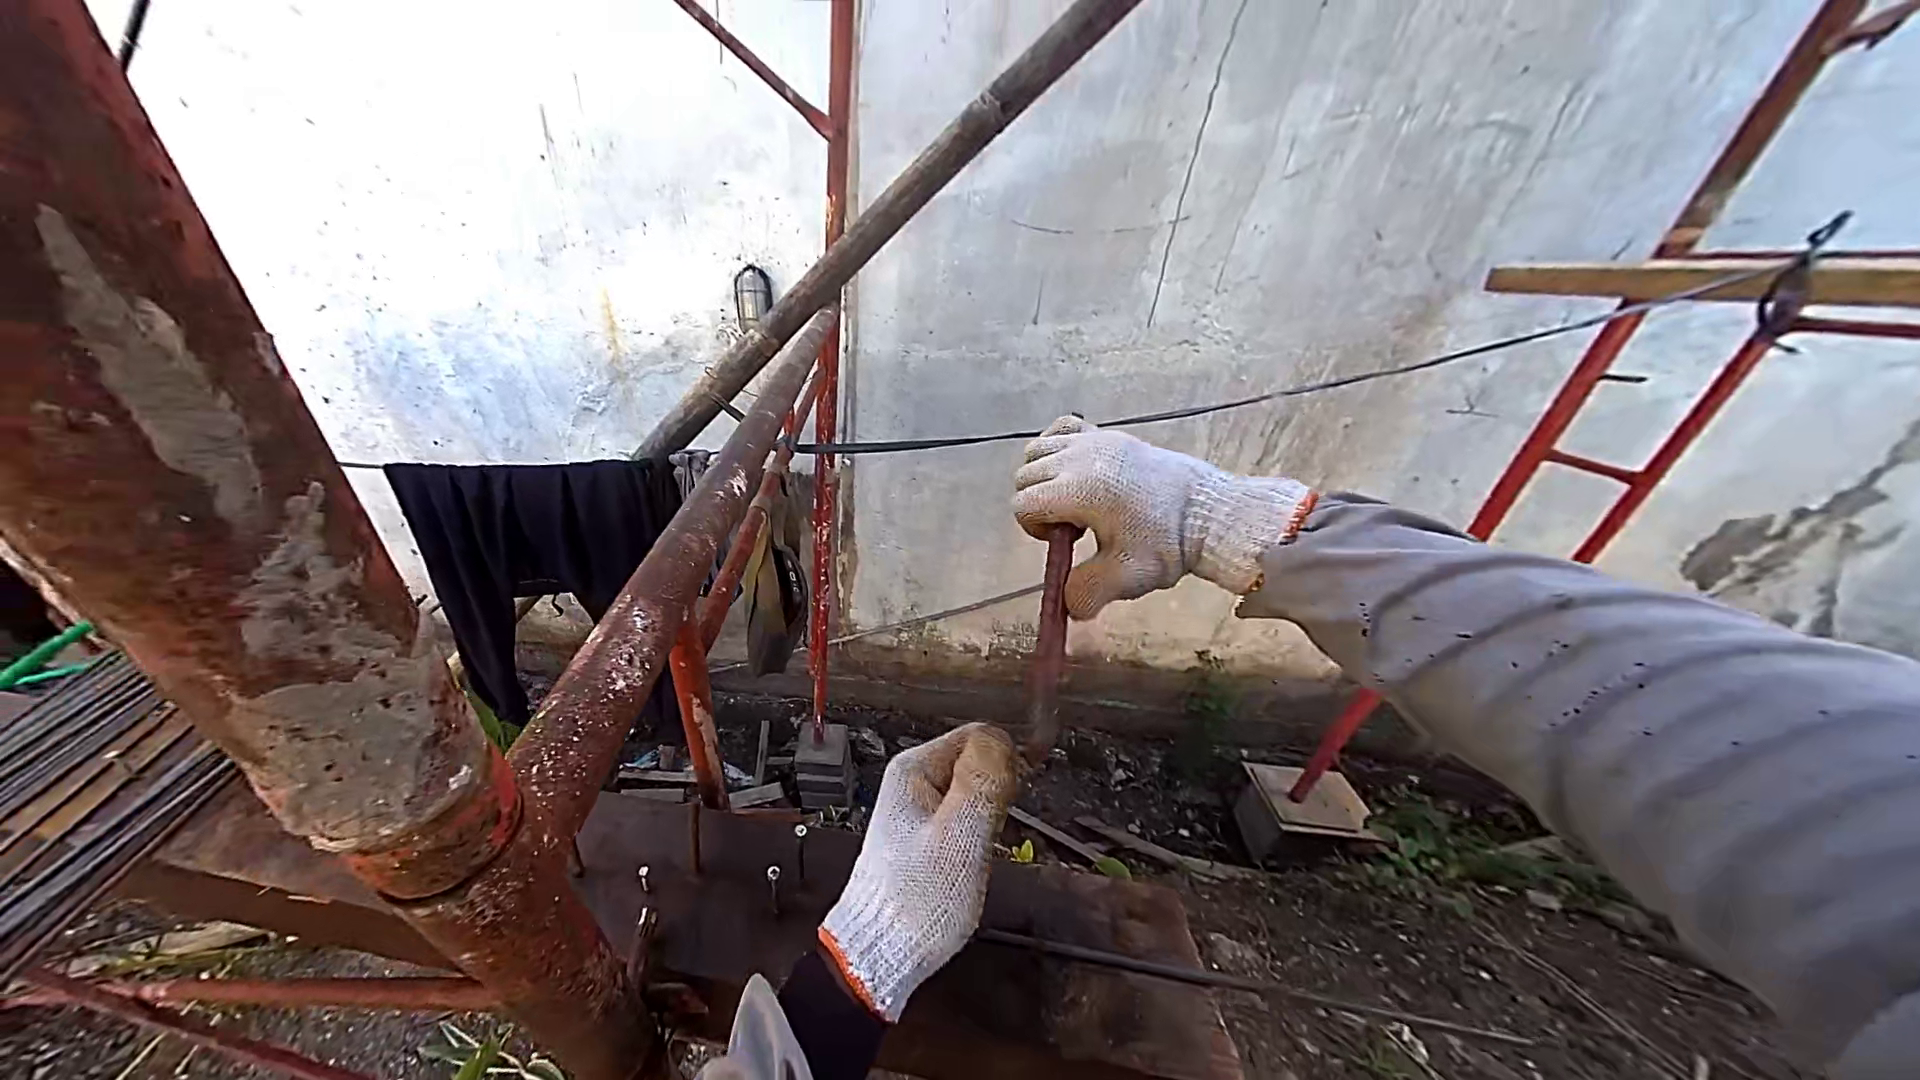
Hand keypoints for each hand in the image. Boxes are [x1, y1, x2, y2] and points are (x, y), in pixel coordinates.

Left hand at [819, 723, 1016, 1020]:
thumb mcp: (959, 838)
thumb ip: (982, 783)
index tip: (1007, 798)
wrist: (881, 955)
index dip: (1003, 762)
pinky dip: (980, 829)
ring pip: (976, 787)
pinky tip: (973, 855)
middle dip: (996, 790)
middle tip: (988, 829)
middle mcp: (913, 779)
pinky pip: (967, 812)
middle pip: (978, 759)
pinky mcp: (927, 829)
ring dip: (989, 812)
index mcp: (914, 769)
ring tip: (978, 847)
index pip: (978, 735)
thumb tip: (1000, 739)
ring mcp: (919, 804)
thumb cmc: (914, 901)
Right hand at [1012, 416, 1314, 617]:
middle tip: (1074, 525)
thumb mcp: (1125, 578)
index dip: (1035, 528)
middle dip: (1038, 504)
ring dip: (1043, 477)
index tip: (1065, 541)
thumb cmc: (1167, 544)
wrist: (1209, 514)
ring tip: (1075, 499)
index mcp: (1078, 489)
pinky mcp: (1110, 435)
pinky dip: (1057, 445)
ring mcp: (1095, 440)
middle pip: (1026, 476)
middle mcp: (1080, 457)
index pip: (1023, 503)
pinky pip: (1064, 428)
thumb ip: (1086, 592)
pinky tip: (1074, 468)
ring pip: (1038, 451)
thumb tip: (1066, 607)